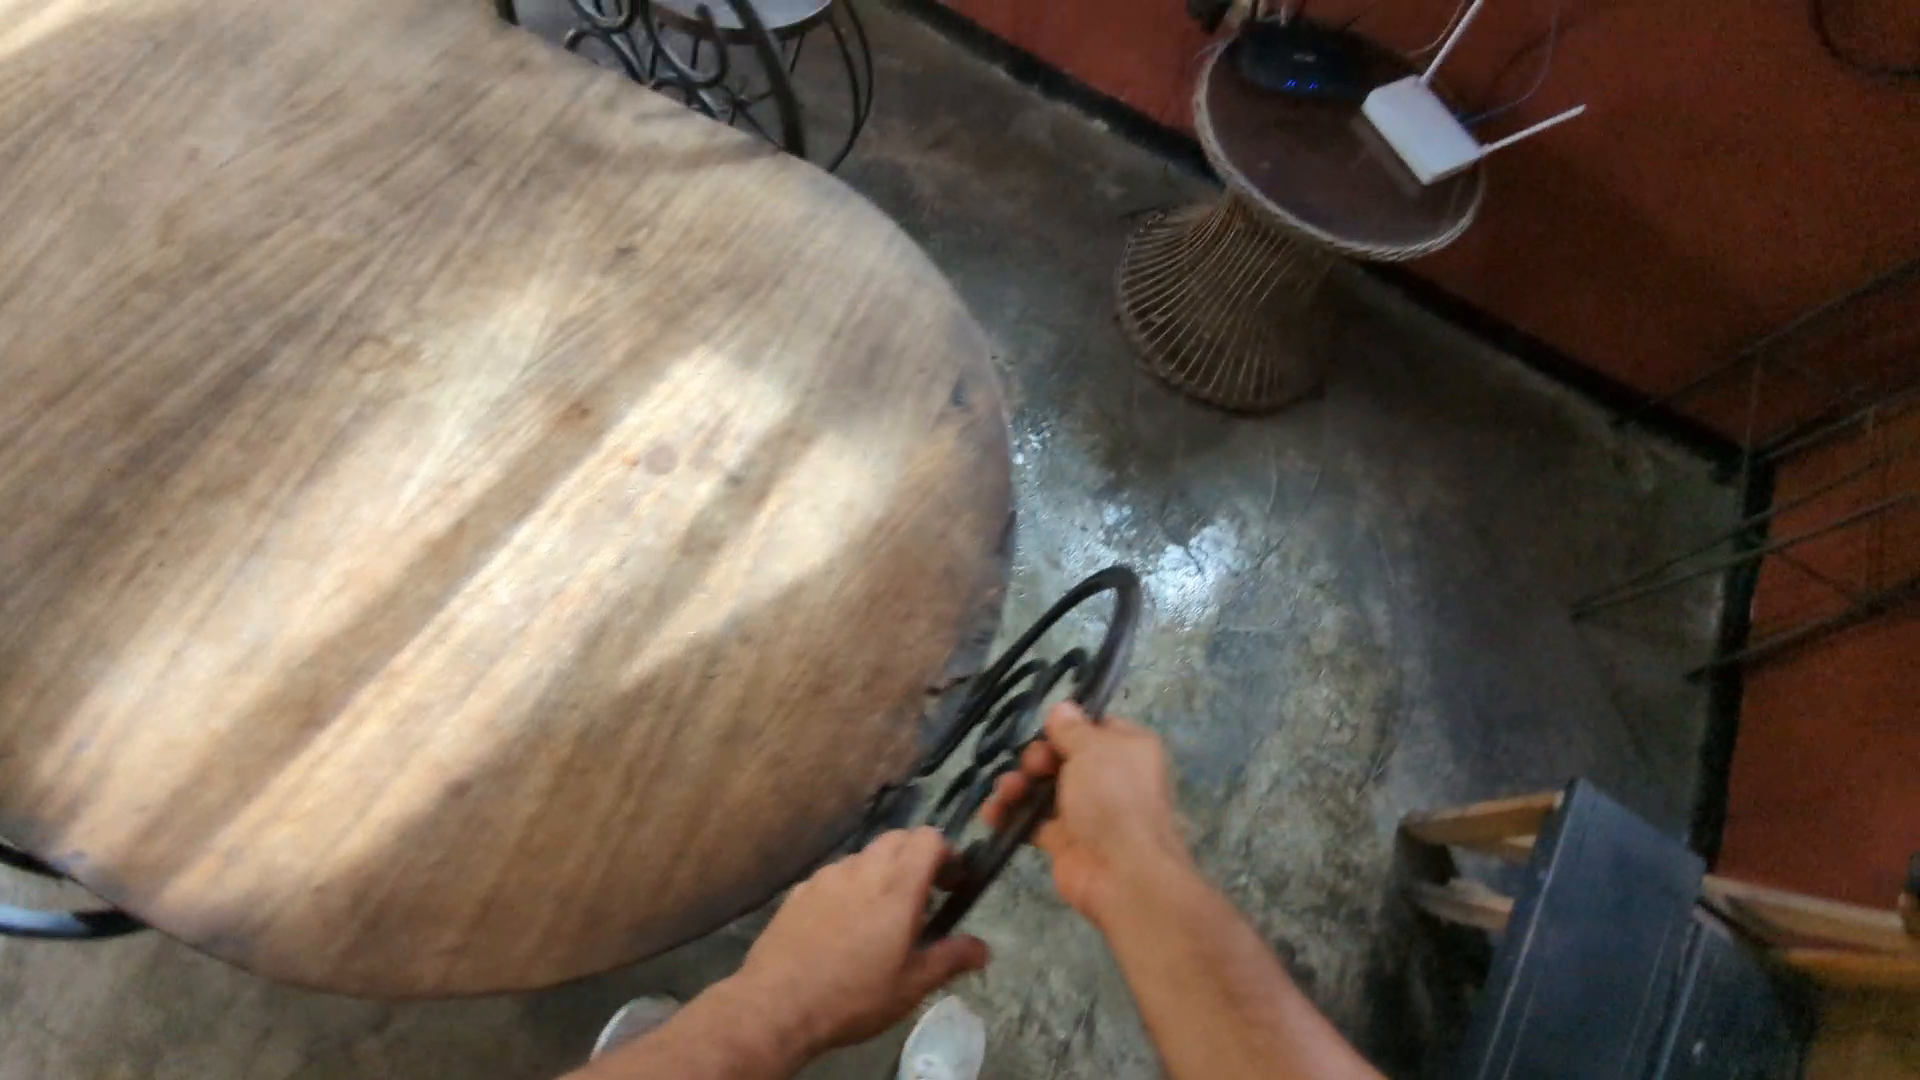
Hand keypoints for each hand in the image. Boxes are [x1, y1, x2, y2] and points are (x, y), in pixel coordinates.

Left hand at [727, 827, 989, 1055]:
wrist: (777, 1005)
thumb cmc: (854, 996)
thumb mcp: (912, 986)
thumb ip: (951, 958)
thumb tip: (984, 948)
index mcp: (898, 886)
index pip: (929, 838)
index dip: (946, 852)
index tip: (951, 882)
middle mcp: (864, 868)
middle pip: (898, 838)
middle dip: (915, 857)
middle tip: (921, 896)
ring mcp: (828, 875)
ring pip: (865, 855)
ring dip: (881, 871)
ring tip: (880, 913)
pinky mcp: (801, 888)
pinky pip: (835, 874)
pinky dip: (849, 886)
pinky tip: (842, 924)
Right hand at [982, 702, 1191, 923]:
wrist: (1122, 873)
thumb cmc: (1113, 796)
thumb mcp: (1093, 748)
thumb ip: (1072, 727)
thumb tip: (1062, 707)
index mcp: (1127, 748)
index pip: (1093, 726)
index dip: (1067, 726)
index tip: (1045, 729)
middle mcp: (1109, 776)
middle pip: (1061, 755)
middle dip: (1036, 757)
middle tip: (1032, 767)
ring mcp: (1086, 810)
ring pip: (1042, 786)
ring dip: (1017, 784)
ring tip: (1007, 791)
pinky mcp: (1064, 839)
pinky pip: (1031, 819)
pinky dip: (1010, 815)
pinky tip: (991, 814)